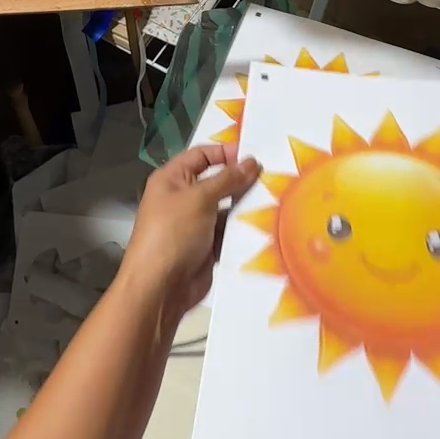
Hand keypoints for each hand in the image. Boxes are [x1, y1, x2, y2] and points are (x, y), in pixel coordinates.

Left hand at [121, 144, 260, 314]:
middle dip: (241, 178)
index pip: (201, 155)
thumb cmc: (174, 232)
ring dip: (247, 204)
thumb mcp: (199, 198)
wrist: (161, 286)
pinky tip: (270, 222)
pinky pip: (231, 229)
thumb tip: (252, 161)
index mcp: (172, 178)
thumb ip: (227, 179)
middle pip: (217, 179)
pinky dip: (245, 226)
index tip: (255, 155)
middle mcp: (183, 196)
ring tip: (277, 198)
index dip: (226, 152)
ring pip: (227, 205)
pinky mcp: (209, 244)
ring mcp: (197, 221)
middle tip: (274, 176)